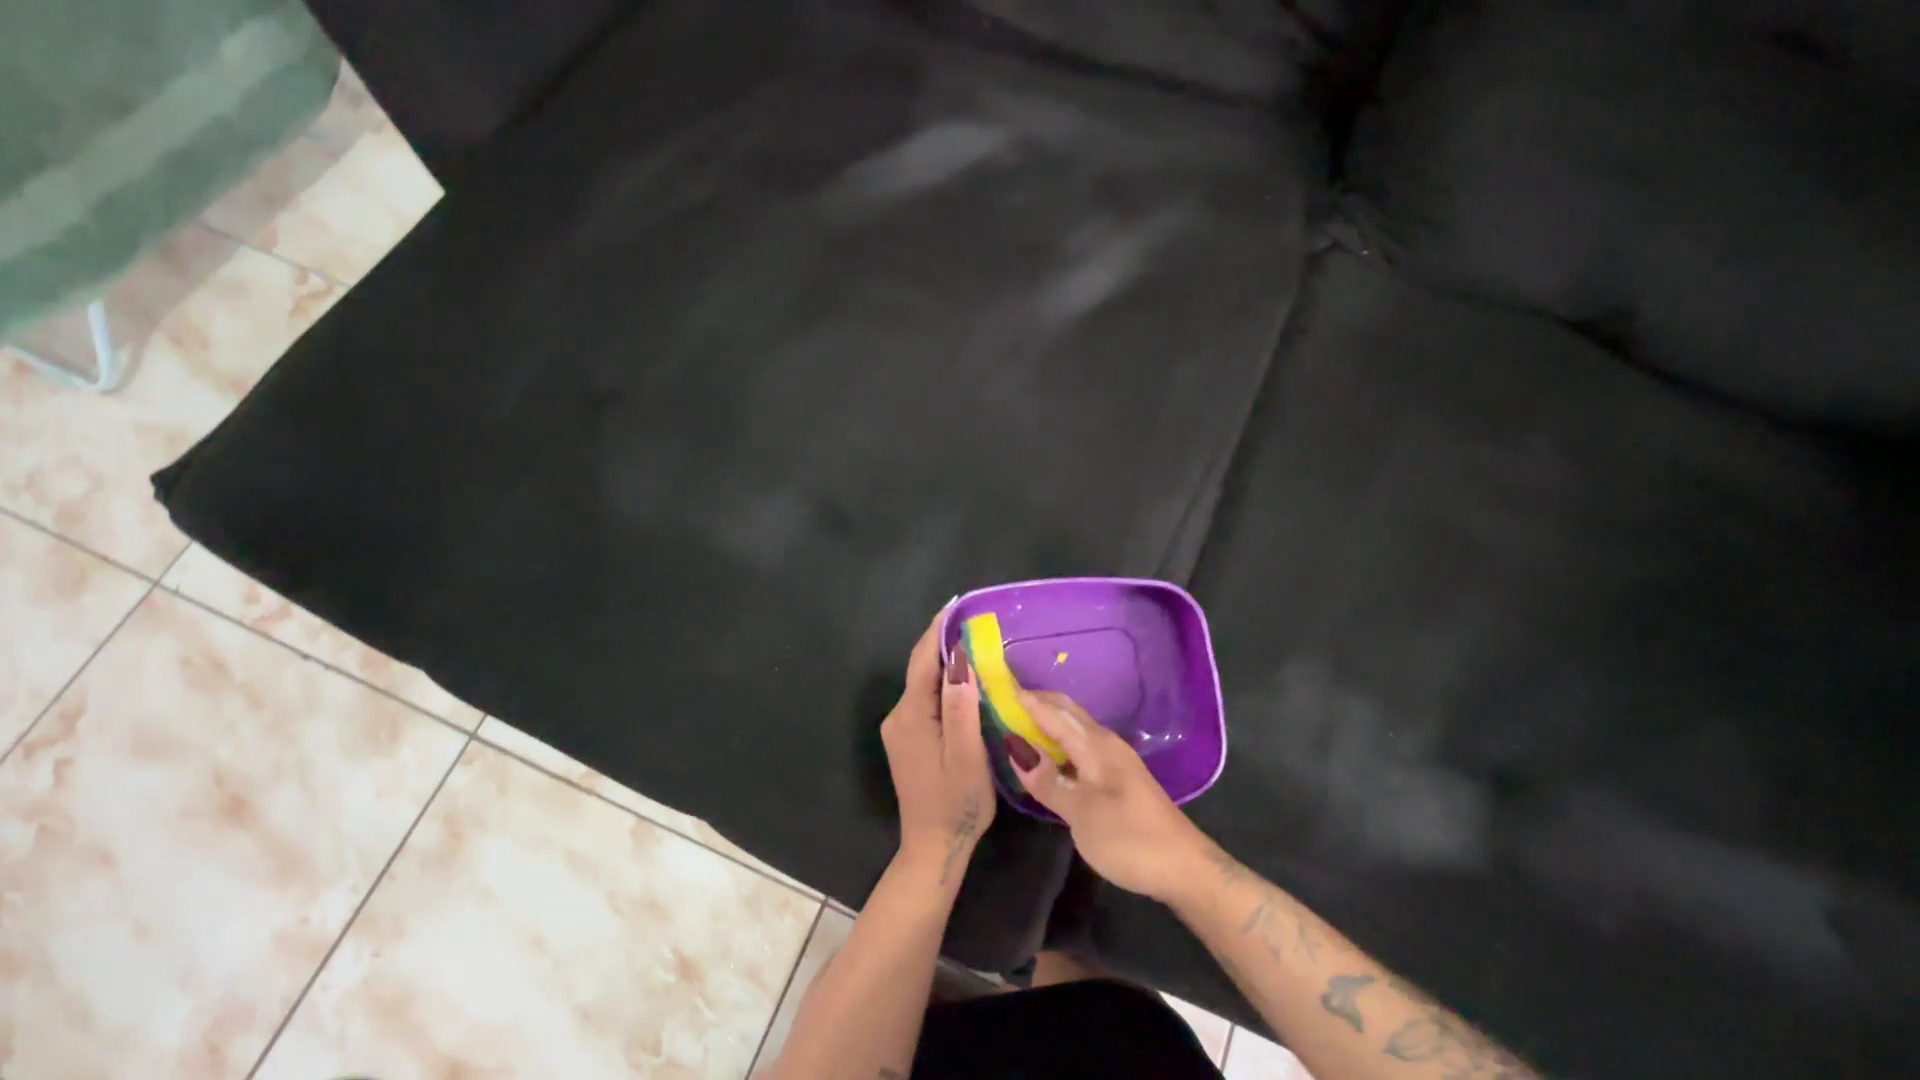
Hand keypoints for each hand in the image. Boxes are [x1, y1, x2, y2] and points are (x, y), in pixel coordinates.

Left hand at [880, 609, 994, 886]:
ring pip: (923, 685)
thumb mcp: (967, 757)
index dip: (938, 630)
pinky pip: (925, 701)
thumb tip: (961, 661)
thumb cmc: (957, 804)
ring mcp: (900, 730)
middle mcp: (898, 717)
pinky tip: (965, 682)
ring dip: (945, 664)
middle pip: (921, 669)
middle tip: (974, 620)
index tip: (956, 604)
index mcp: (911, 716)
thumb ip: (961, 708)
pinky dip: (943, 685)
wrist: (933, 847)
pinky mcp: (908, 741)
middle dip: (944, 642)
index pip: (923, 661)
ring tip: (975, 643)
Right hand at [1007, 691, 1209, 903]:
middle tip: (998, 700)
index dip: (1023, 698)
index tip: (993, 685)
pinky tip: (1044, 756)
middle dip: (1034, 702)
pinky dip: (1057, 741)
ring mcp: (1113, 761)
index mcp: (1096, 746)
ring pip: (1073, 729)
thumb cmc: (1131, 839)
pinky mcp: (1117, 779)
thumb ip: (1049, 780)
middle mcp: (1105, 744)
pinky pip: (1079, 747)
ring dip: (1045, 721)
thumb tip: (1015, 746)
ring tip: (1013, 721)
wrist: (1184, 868)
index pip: (1053, 712)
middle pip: (1066, 712)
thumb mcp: (1082, 813)